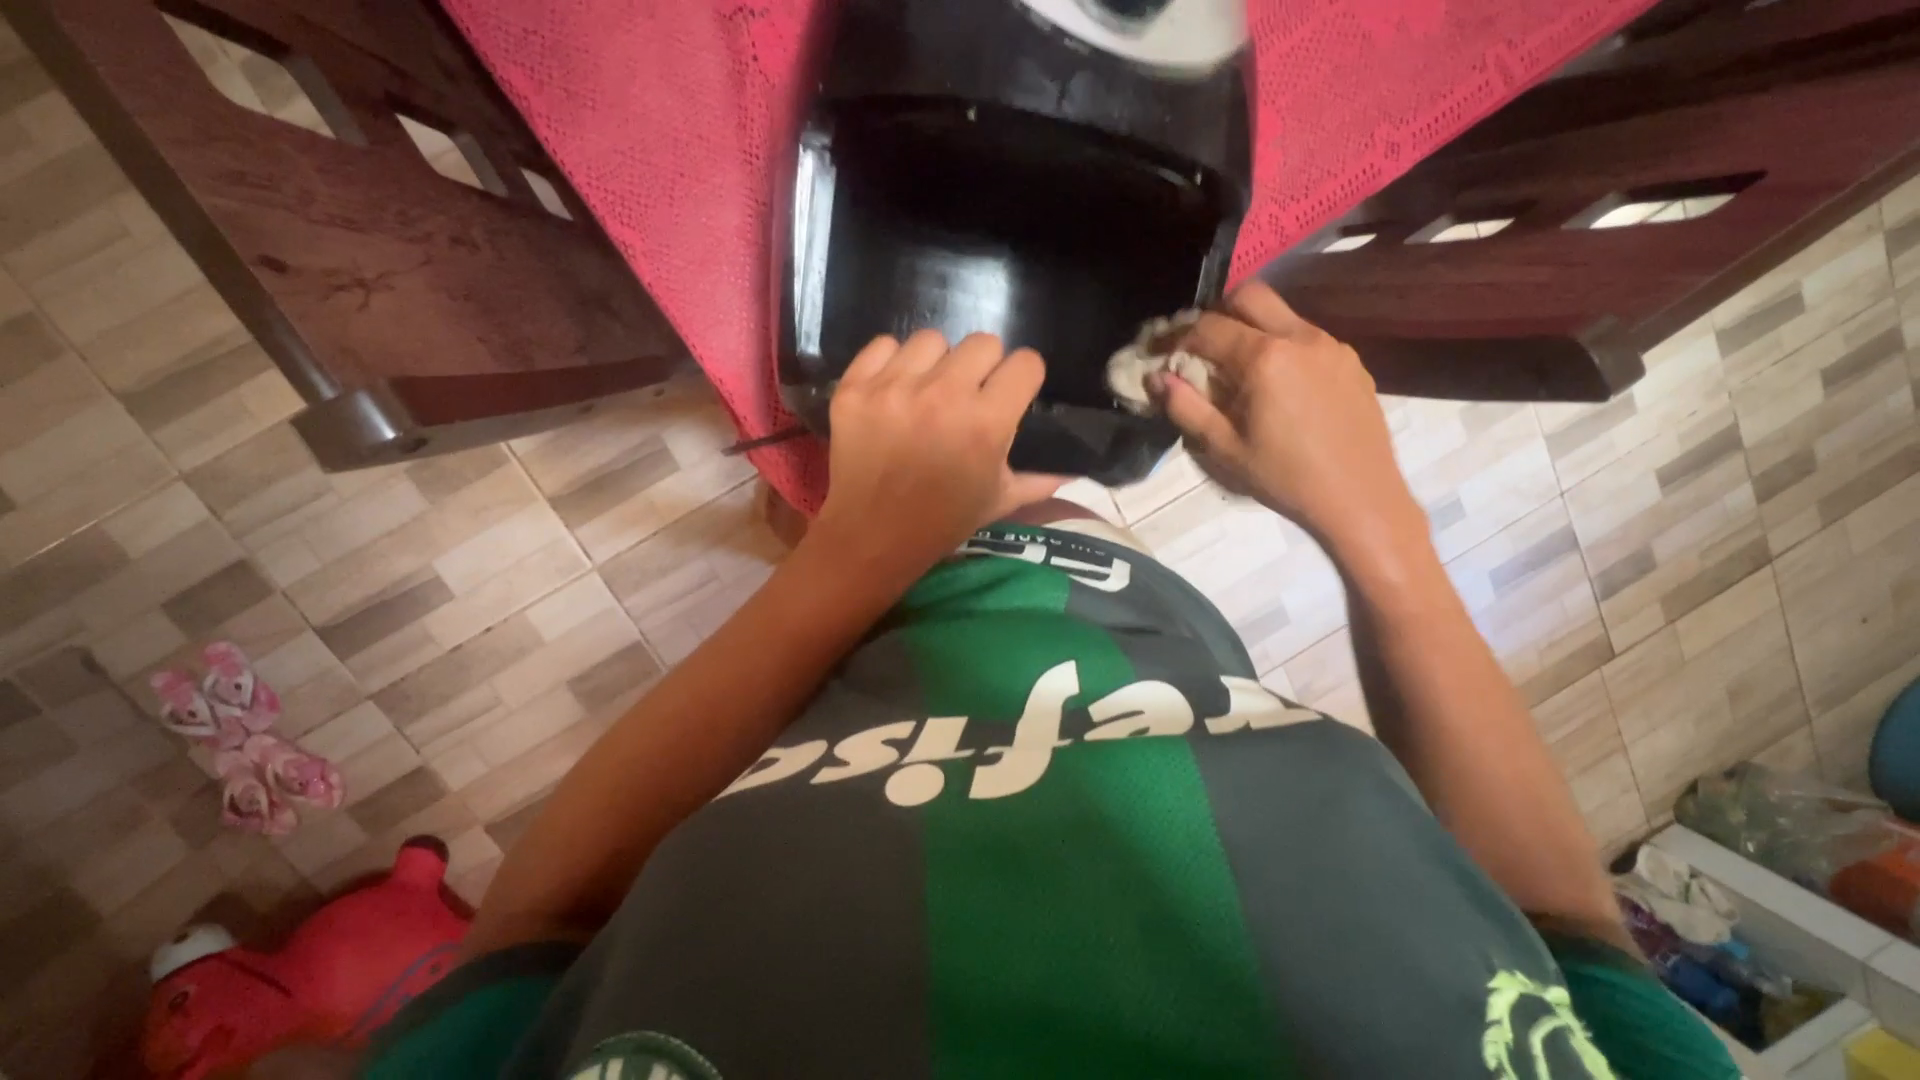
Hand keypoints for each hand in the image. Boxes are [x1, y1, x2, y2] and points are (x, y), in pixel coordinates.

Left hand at [815, 330, 1064, 570]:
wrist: (872, 537)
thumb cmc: (943, 521)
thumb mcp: (999, 501)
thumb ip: (1040, 480)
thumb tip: (1077, 470)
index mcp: (986, 423)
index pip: (1025, 363)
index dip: (1022, 379)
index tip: (1011, 393)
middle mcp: (942, 395)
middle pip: (982, 343)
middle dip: (983, 368)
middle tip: (969, 395)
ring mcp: (893, 389)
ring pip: (932, 341)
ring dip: (936, 364)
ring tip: (927, 393)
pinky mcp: (855, 389)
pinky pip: (884, 345)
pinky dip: (891, 364)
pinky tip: (894, 392)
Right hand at [1150, 283, 1425, 554]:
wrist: (1360, 497)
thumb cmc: (1285, 478)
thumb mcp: (1224, 449)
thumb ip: (1186, 407)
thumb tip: (1156, 378)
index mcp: (1264, 358)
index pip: (1208, 327)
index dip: (1176, 336)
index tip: (1159, 352)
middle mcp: (1300, 337)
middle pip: (1249, 296)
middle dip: (1217, 312)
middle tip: (1200, 345)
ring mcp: (1331, 346)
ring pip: (1282, 314)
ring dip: (1252, 328)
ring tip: (1238, 368)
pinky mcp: (1351, 361)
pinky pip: (1307, 337)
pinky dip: (1282, 346)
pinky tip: (1278, 384)